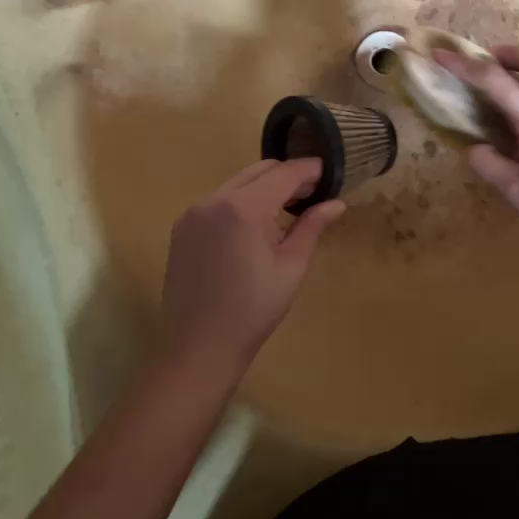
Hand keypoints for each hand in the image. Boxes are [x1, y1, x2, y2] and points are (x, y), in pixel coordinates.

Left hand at [159, 158, 344, 364]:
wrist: (199, 348)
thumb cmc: (253, 310)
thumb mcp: (291, 266)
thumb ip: (312, 226)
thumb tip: (337, 203)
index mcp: (244, 209)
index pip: (284, 174)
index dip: (309, 170)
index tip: (328, 172)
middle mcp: (214, 200)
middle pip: (259, 171)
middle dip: (287, 176)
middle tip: (310, 194)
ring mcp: (193, 213)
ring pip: (237, 183)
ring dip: (263, 188)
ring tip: (284, 211)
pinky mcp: (182, 228)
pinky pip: (218, 200)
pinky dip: (241, 201)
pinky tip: (254, 226)